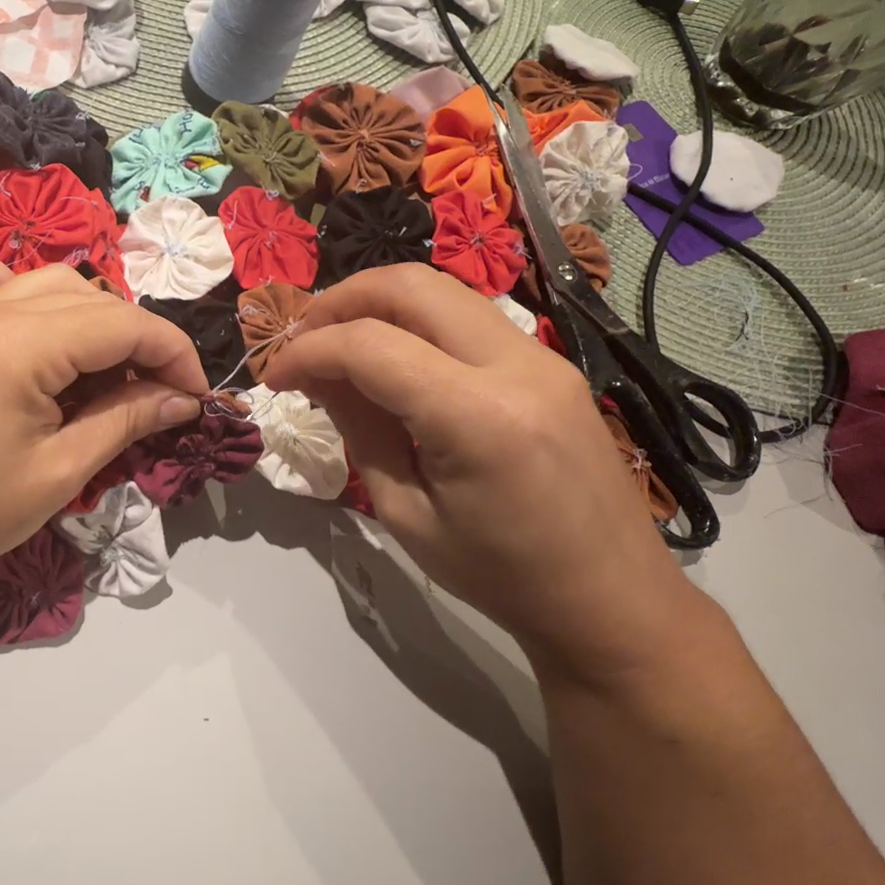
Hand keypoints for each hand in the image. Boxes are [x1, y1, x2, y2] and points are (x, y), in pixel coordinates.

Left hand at [0, 262, 207, 587]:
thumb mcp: (60, 472)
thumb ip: (126, 421)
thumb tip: (183, 399)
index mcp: (21, 346)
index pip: (124, 324)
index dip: (174, 353)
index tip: (196, 395)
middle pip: (94, 300)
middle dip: (140, 341)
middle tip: (160, 395)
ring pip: (51, 284)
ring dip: (94, 319)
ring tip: (110, 372)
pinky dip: (26, 292)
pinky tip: (40, 327)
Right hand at [262, 264, 691, 679]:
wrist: (610, 598)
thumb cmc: (498, 575)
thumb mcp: (406, 513)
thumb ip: (360, 429)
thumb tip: (317, 376)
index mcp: (476, 418)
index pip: (369, 345)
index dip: (307, 351)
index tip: (273, 376)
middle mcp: (516, 367)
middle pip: (410, 286)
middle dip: (339, 301)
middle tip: (301, 340)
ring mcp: (542, 358)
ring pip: (442, 291)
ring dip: (378, 304)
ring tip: (337, 345)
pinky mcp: (551, 364)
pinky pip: (468, 318)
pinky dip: (415, 322)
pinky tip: (390, 360)